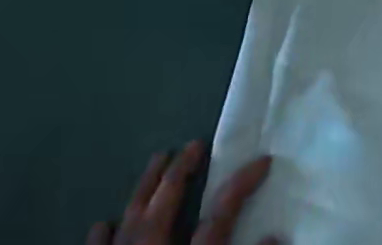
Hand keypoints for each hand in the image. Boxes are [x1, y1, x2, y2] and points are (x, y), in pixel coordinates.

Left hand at [87, 141, 273, 244]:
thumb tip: (279, 236)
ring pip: (132, 216)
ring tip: (157, 160)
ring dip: (145, 187)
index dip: (243, 182)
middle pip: (167, 201)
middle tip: (194, 146)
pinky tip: (102, 225)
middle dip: (182, 170)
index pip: (222, 210)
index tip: (264, 160)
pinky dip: (102, 238)